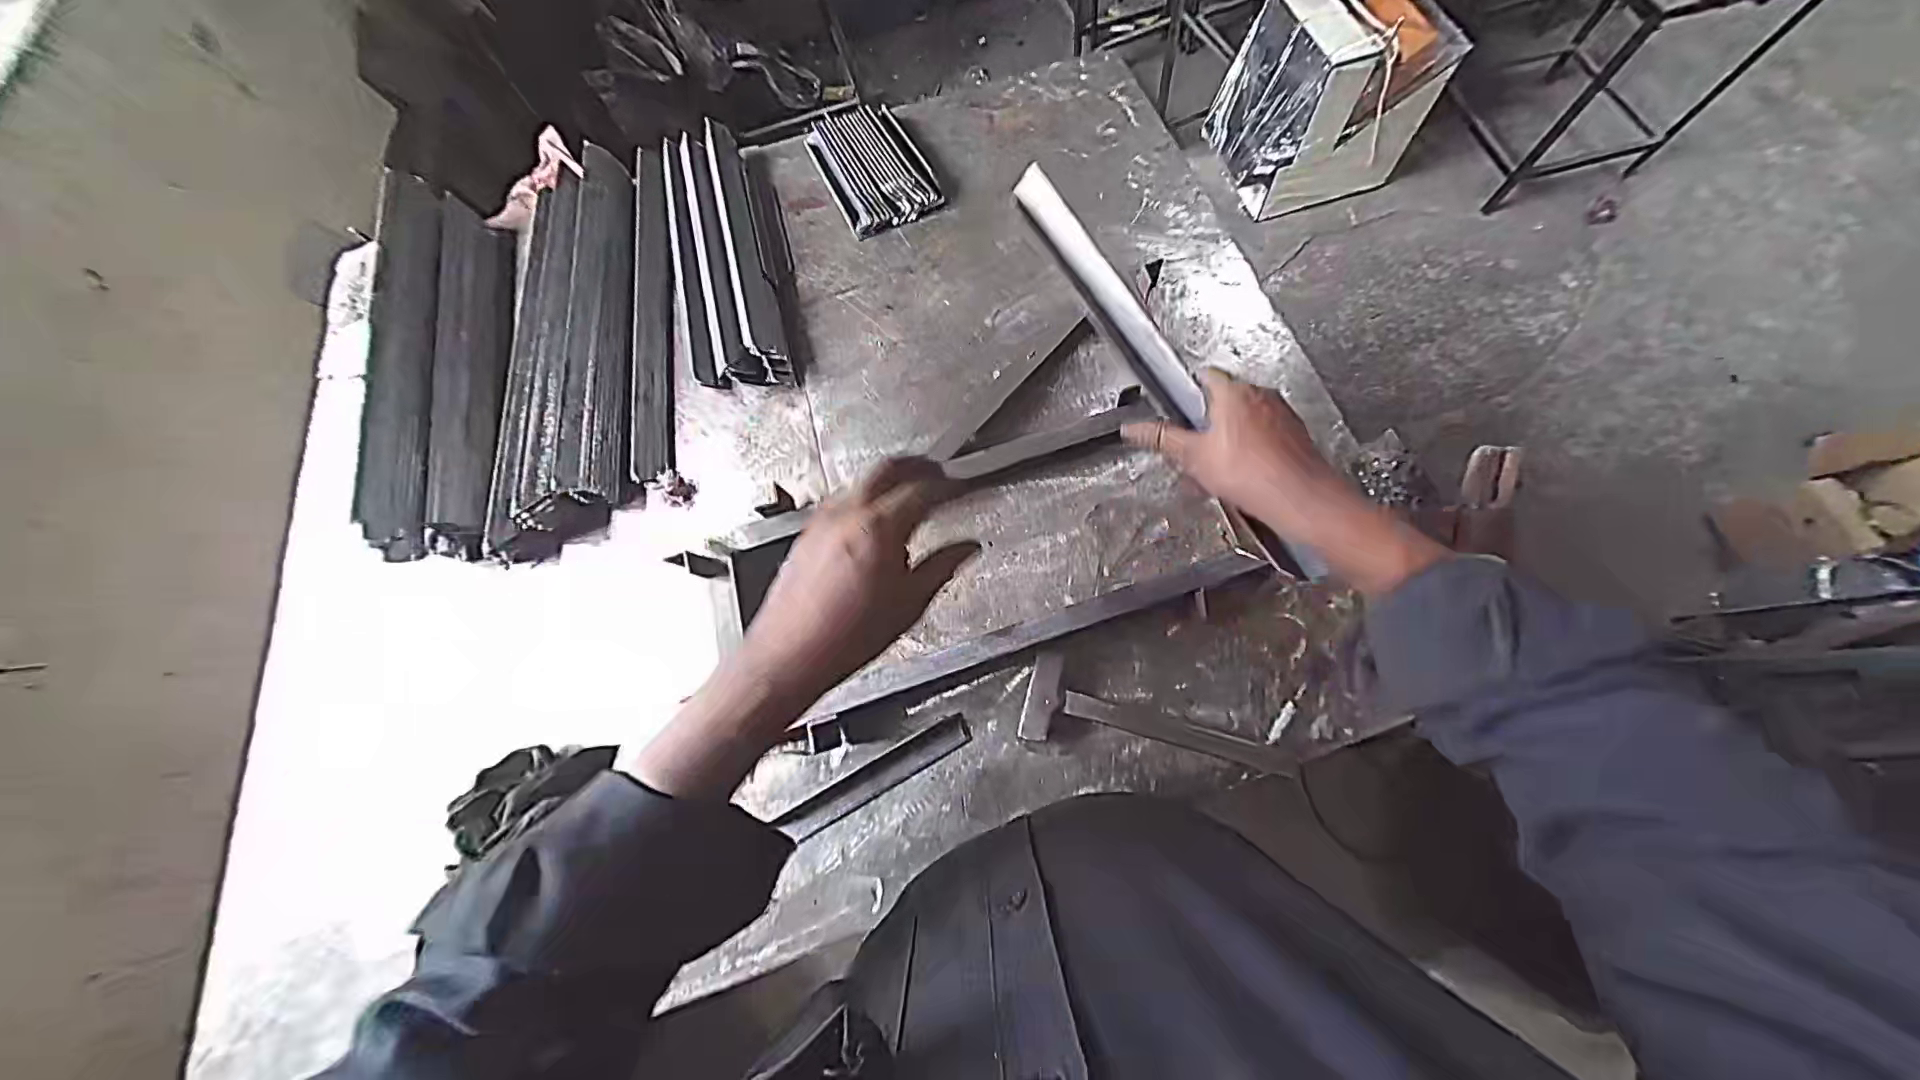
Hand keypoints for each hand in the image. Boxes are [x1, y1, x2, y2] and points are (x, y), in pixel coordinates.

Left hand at [735, 457, 980, 707]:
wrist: (790, 656)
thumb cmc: (842, 638)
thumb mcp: (909, 604)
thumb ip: (942, 567)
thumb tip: (966, 548)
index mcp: (878, 528)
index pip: (924, 489)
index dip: (950, 485)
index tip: (962, 488)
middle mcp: (846, 515)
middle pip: (889, 468)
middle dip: (919, 467)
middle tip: (939, 476)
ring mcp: (821, 521)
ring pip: (863, 482)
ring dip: (890, 483)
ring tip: (911, 501)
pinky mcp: (806, 534)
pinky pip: (842, 502)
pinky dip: (866, 502)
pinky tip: (875, 526)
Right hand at [1121, 369, 1353, 541]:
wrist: (1298, 497)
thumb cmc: (1251, 473)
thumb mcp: (1192, 456)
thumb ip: (1161, 438)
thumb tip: (1134, 429)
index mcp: (1233, 391)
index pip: (1204, 375)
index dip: (1186, 391)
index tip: (1178, 405)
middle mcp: (1260, 395)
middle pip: (1224, 399)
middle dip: (1207, 422)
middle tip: (1195, 448)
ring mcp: (1280, 413)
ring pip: (1245, 418)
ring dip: (1229, 436)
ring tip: (1218, 467)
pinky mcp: (1294, 433)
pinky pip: (1265, 434)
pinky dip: (1251, 448)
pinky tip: (1243, 473)